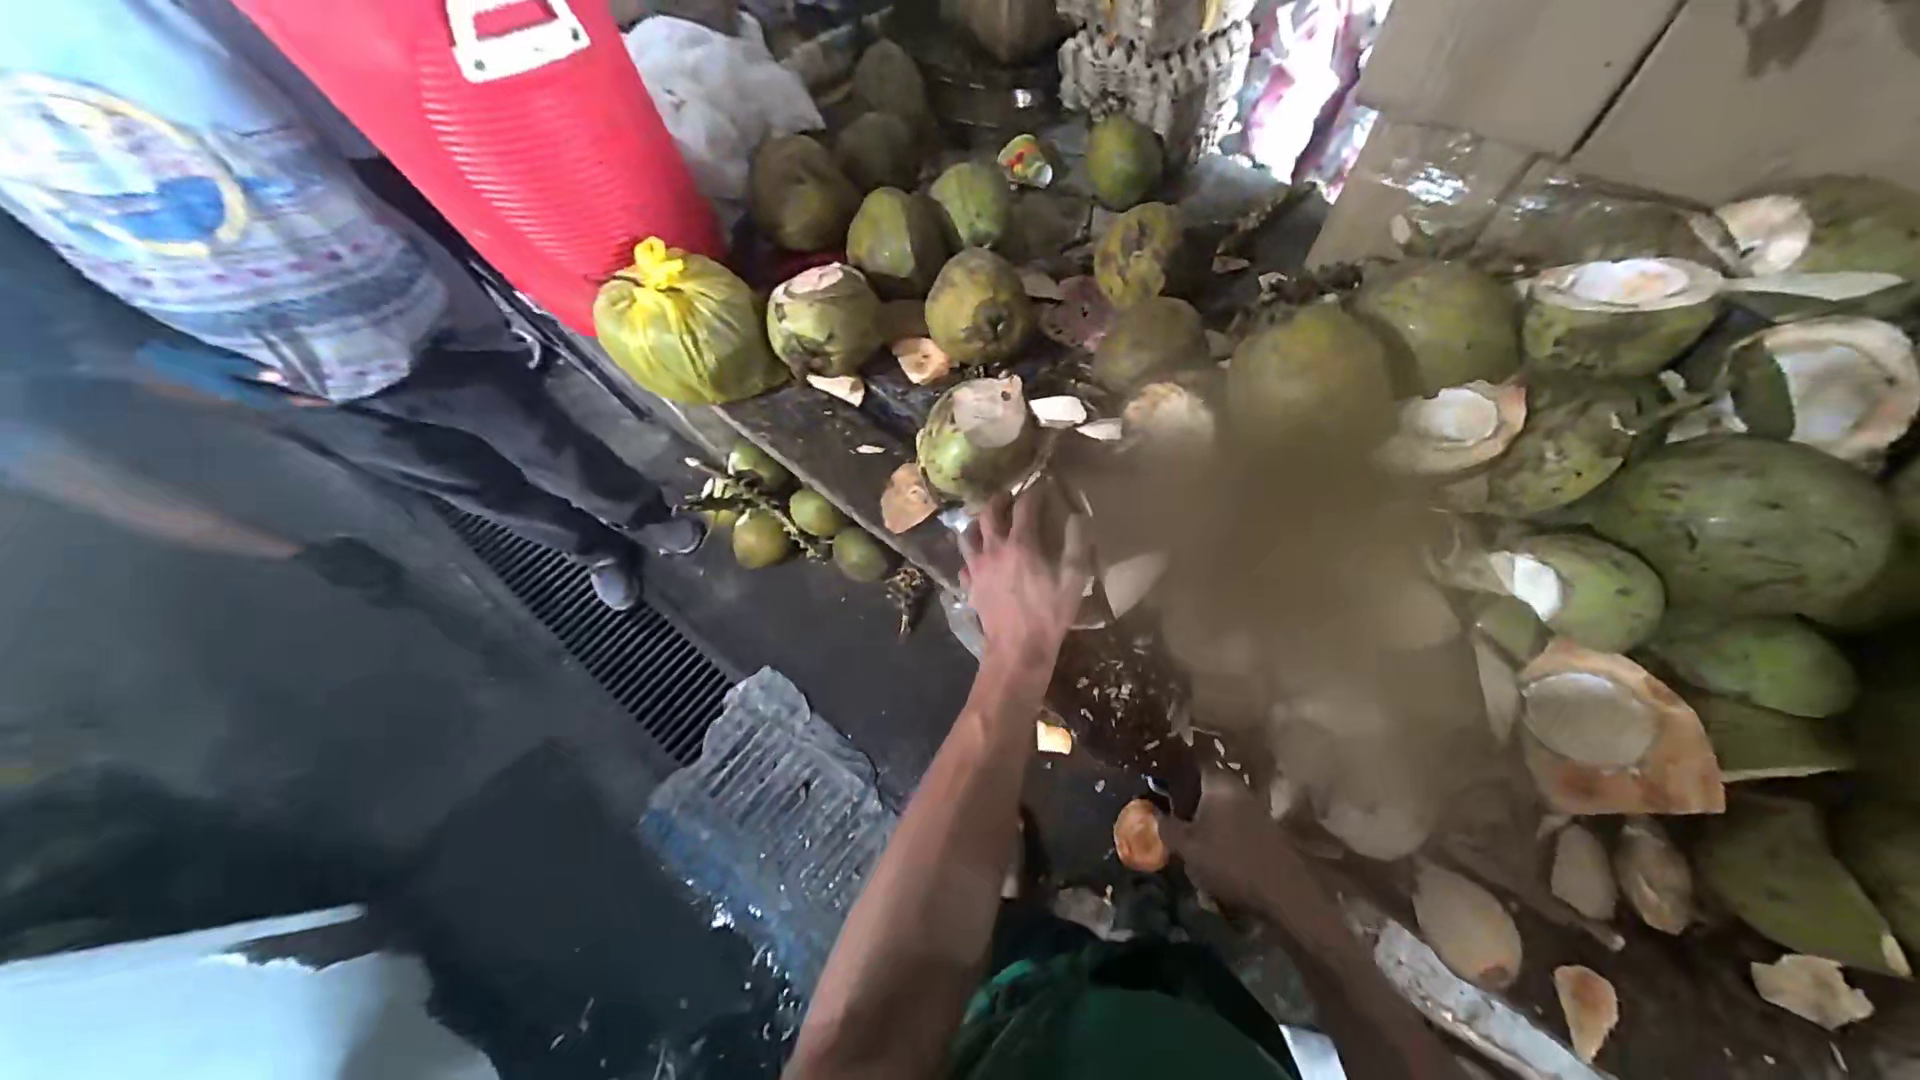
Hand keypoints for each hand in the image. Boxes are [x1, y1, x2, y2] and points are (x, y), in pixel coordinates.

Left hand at [960, 489, 1093, 670]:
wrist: (1018, 648)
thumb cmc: (1049, 613)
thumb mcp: (1074, 579)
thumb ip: (1077, 544)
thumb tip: (1078, 517)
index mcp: (1021, 543)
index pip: (1024, 506)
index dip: (1034, 492)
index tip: (1042, 485)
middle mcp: (993, 549)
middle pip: (988, 513)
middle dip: (999, 499)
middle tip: (1009, 496)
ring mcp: (977, 567)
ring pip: (967, 534)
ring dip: (977, 523)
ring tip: (987, 522)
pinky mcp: (970, 585)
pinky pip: (965, 563)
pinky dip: (972, 555)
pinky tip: (980, 559)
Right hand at [1159, 770, 1312, 911]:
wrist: (1285, 894)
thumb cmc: (1229, 860)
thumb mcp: (1186, 846)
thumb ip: (1165, 826)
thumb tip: (1149, 813)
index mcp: (1218, 782)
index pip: (1193, 762)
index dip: (1174, 767)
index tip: (1158, 777)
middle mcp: (1239, 788)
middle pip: (1207, 785)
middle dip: (1188, 796)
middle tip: (1169, 809)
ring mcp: (1257, 809)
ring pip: (1222, 805)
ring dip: (1205, 816)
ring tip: (1188, 834)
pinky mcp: (1268, 832)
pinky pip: (1236, 822)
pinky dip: (1222, 831)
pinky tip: (1212, 849)